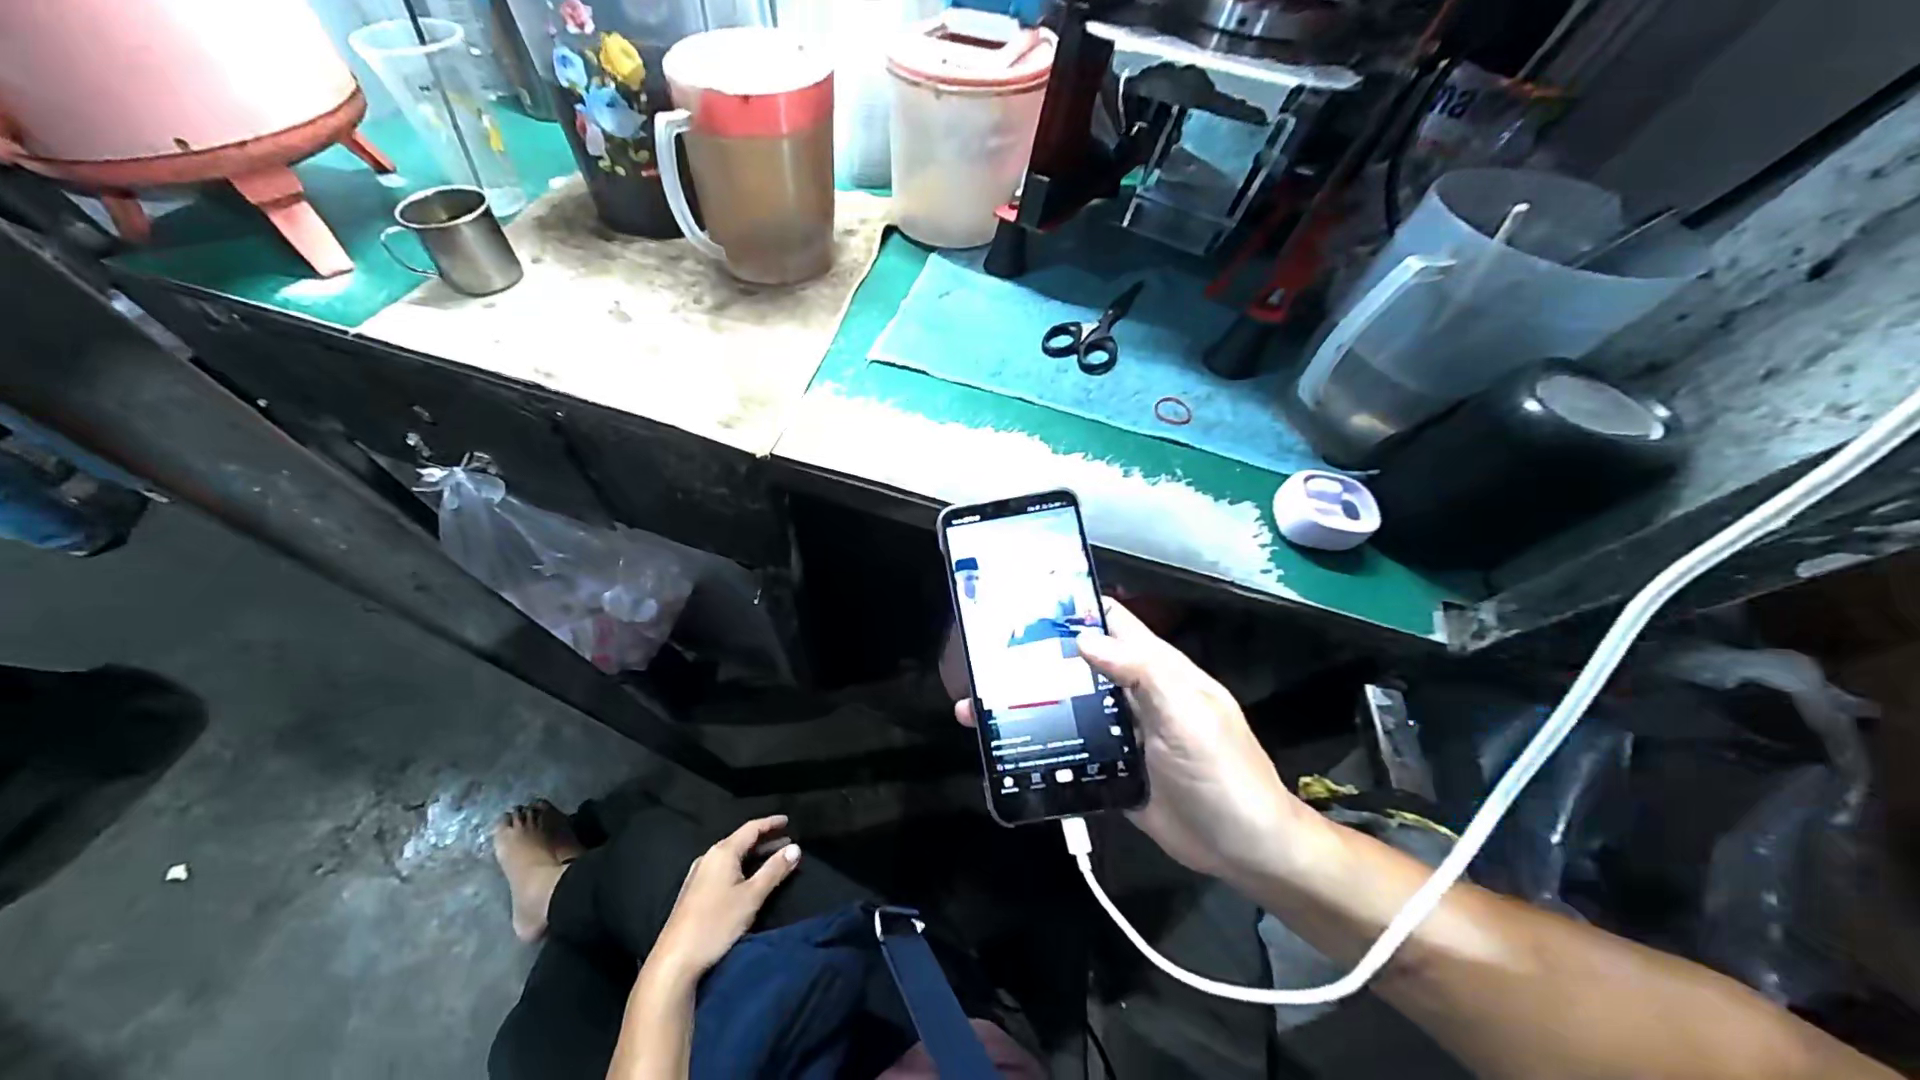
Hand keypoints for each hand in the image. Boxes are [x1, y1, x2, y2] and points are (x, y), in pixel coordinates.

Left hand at [647, 815, 801, 980]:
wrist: (675, 960)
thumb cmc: (716, 923)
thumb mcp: (752, 896)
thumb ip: (775, 870)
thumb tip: (796, 848)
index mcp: (723, 852)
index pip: (751, 828)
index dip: (771, 823)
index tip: (788, 820)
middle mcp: (709, 857)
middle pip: (742, 840)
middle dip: (766, 840)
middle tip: (787, 841)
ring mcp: (699, 874)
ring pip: (733, 856)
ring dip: (754, 854)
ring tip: (774, 857)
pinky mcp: (695, 890)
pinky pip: (724, 867)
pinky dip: (742, 866)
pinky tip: (748, 876)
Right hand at [956, 599, 1318, 887]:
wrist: (1242, 849)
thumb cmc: (1222, 772)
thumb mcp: (1187, 715)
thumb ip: (1142, 673)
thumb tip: (1085, 639)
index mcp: (1157, 669)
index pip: (1111, 622)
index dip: (1074, 606)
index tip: (1026, 600)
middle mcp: (1134, 694)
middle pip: (1081, 663)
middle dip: (1038, 656)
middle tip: (986, 656)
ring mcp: (1121, 733)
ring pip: (1069, 705)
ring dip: (1032, 702)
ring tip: (981, 703)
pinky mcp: (1111, 767)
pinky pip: (1071, 746)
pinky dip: (1042, 742)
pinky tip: (1009, 744)